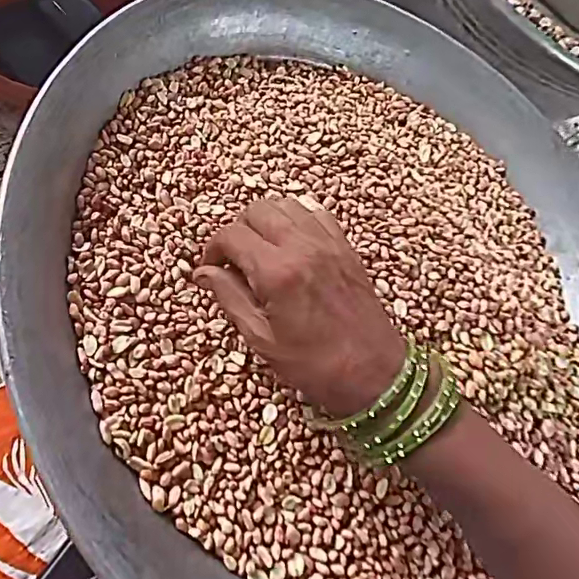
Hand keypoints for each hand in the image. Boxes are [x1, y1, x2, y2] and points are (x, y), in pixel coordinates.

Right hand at [193, 196, 406, 415]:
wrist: (374, 374)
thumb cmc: (316, 365)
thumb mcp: (260, 338)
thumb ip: (229, 296)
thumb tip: (203, 272)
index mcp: (278, 273)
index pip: (231, 235)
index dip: (213, 249)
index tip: (211, 267)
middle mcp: (303, 248)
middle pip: (256, 210)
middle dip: (236, 229)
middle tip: (232, 258)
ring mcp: (328, 244)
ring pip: (285, 204)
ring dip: (264, 220)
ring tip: (258, 248)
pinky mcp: (345, 248)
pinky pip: (315, 213)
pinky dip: (295, 218)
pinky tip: (288, 241)